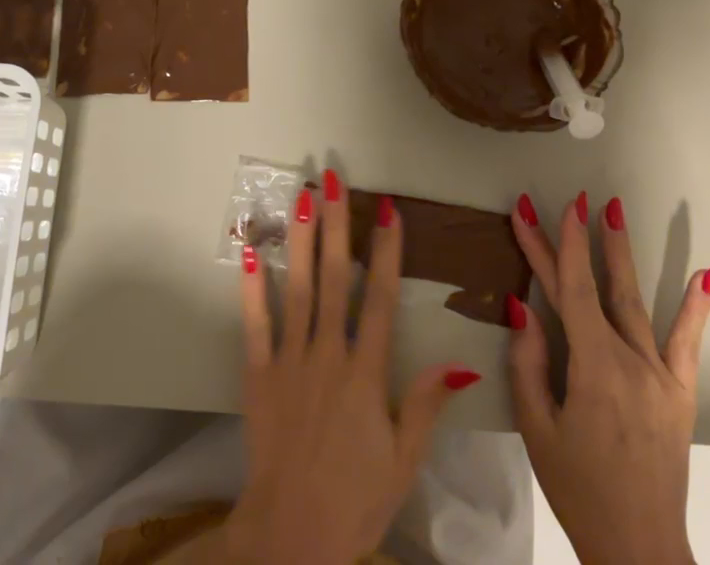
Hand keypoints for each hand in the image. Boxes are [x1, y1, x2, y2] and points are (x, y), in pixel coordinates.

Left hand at [219, 168, 480, 564]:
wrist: (291, 531)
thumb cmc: (356, 496)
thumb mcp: (405, 458)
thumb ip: (426, 403)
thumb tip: (460, 360)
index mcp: (368, 374)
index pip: (382, 300)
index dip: (386, 251)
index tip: (386, 209)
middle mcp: (329, 355)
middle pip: (336, 279)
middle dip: (337, 225)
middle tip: (334, 179)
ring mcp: (289, 361)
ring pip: (297, 289)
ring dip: (300, 240)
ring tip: (301, 197)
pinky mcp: (258, 374)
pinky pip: (255, 323)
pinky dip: (252, 286)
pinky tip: (250, 250)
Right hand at [508, 192, 709, 564]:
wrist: (639, 543)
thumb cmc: (576, 486)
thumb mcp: (536, 428)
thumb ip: (529, 365)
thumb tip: (522, 309)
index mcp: (592, 367)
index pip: (567, 291)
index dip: (553, 246)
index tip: (542, 208)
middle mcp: (631, 360)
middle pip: (596, 289)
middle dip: (582, 241)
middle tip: (574, 198)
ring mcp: (662, 374)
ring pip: (638, 303)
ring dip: (623, 257)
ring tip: (616, 215)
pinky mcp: (682, 392)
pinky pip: (688, 342)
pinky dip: (697, 306)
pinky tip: (707, 274)